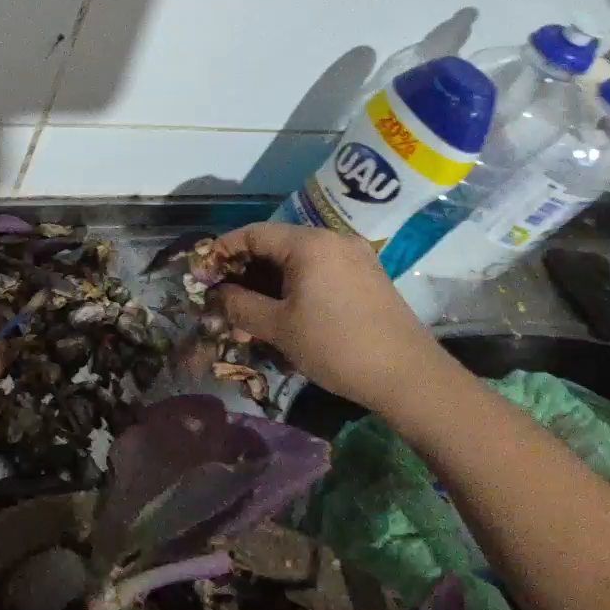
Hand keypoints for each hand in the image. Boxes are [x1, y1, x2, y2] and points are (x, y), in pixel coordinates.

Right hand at [210, 224, 453, 410]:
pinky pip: (318, 274)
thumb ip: (240, 305)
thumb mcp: (278, 327)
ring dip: (267, 285)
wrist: (408, 376)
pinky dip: (293, 289)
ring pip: (296, 263)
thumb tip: (216, 295)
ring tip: (248, 316)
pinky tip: (282, 316)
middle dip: (244, 273)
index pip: (253, 234)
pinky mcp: (366, 279)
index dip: (222, 252)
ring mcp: (354, 258)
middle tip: (222, 300)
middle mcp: (333, 240)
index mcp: (310, 243)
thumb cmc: (336, 345)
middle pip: (275, 246)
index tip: (201, 275)